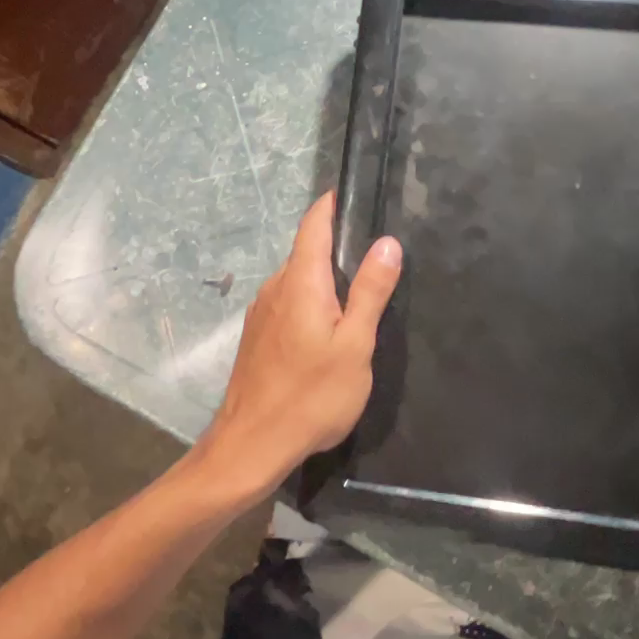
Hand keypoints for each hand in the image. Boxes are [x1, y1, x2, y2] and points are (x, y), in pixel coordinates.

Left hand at [191, 191, 402, 503]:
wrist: (251, 445)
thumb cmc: (311, 396)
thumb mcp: (354, 345)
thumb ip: (370, 292)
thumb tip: (386, 242)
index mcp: (300, 281)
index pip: (313, 224)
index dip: (332, 204)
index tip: (355, 194)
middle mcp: (275, 287)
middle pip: (306, 252)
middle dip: (337, 247)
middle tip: (377, 256)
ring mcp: (261, 313)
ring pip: (298, 281)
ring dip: (325, 280)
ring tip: (361, 295)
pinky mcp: (257, 337)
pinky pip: (289, 304)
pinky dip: (311, 303)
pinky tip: (329, 330)